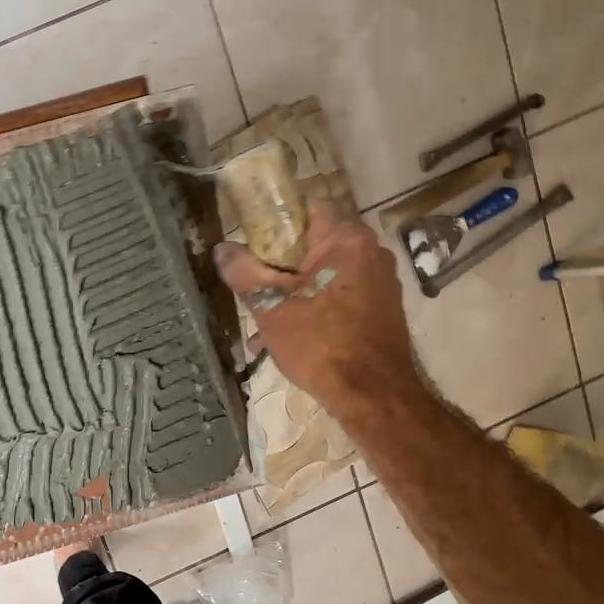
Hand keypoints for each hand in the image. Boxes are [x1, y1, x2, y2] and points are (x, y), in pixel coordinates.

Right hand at [213, 199, 421, 408]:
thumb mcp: (270, 306)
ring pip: (321, 276)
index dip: (272, 223)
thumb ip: (243, 272)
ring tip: (262, 326)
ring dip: (290, 295)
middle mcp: (370, 252)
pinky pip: (336, 298)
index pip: (305, 209)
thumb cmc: (319, 342)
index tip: (247, 246)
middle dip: (276, 268)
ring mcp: (380, 282)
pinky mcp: (381, 309)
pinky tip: (288, 340)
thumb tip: (223, 248)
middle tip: (250, 292)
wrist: (372, 394)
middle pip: (311, 246)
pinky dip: (312, 311)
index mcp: (346, 240)